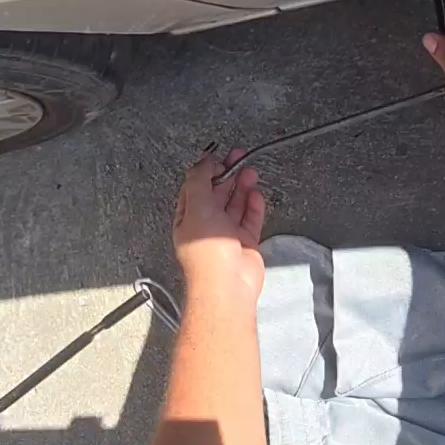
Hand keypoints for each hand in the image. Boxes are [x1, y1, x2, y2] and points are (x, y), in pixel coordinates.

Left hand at [172, 150, 267, 302]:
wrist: (228, 285)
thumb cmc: (207, 256)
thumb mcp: (197, 207)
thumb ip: (199, 181)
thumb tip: (203, 162)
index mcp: (188, 218)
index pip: (196, 187)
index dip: (207, 171)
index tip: (219, 159)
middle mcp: (206, 226)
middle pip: (218, 193)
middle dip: (228, 174)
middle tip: (238, 159)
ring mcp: (227, 235)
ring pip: (235, 203)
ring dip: (242, 186)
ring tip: (250, 171)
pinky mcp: (245, 242)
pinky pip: (251, 218)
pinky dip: (254, 204)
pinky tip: (256, 193)